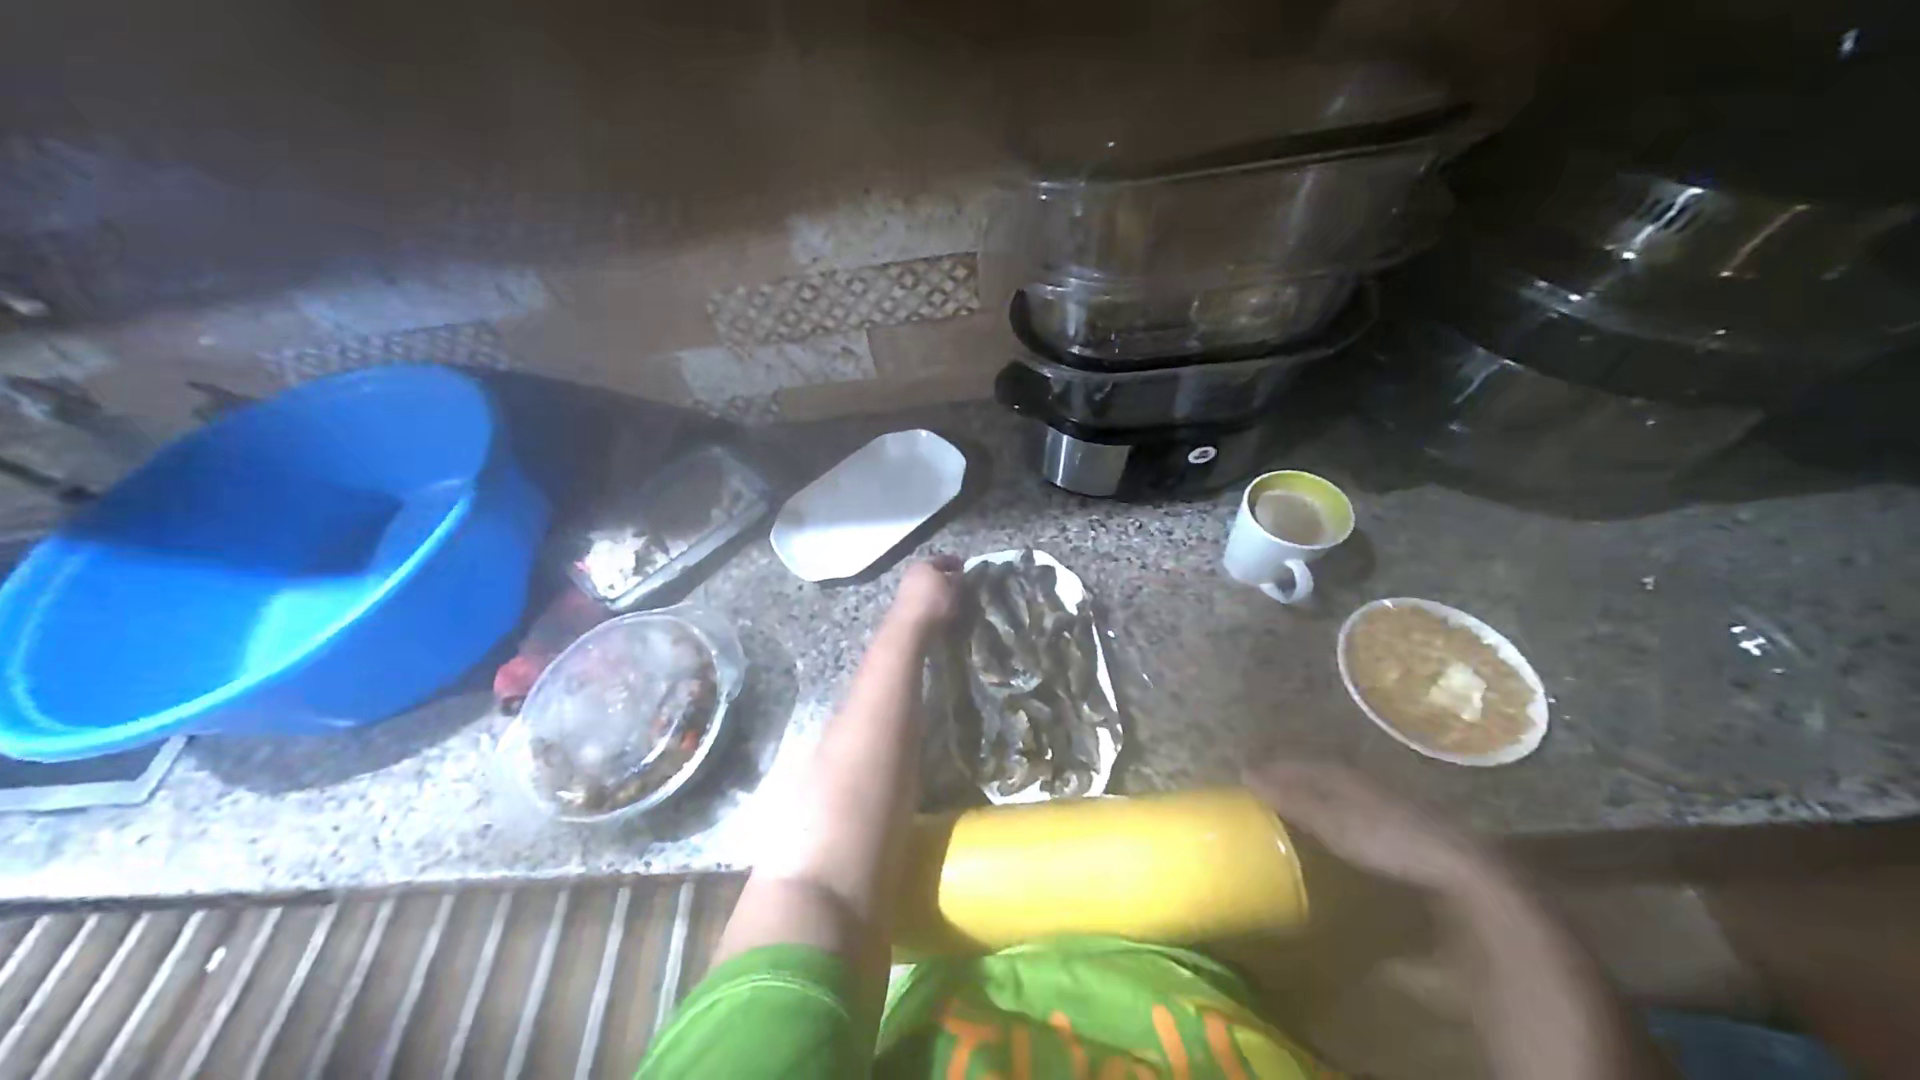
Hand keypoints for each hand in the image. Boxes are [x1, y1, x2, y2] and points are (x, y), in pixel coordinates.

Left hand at [887, 555, 963, 630]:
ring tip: (951, 603)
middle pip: (931, 574)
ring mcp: (903, 592)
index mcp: (923, 564)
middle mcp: (910, 575)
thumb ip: (959, 581)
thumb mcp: (955, 589)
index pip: (943, 559)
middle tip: (959, 587)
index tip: (966, 569)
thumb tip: (960, 578)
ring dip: (936, 594)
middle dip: (944, 579)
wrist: (909, 630)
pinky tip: (939, 614)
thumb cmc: (935, 603)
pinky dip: (929, 605)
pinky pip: (920, 603)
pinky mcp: (901, 609)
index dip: (956, 563)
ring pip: (924, 589)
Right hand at [1243, 763, 1502, 894]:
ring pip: (1339, 792)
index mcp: (1344, 775)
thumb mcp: (1332, 820)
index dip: (1275, 768)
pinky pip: (1355, 811)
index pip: (1301, 764)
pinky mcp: (1401, 828)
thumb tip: (1247, 773)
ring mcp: (1386, 804)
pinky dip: (1335, 815)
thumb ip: (1293, 798)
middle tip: (1264, 790)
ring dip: (1314, 797)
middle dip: (1293, 779)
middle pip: (1319, 775)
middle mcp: (1363, 781)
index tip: (1246, 775)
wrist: (1460, 869)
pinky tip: (1331, 834)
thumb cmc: (1389, 840)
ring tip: (1291, 811)